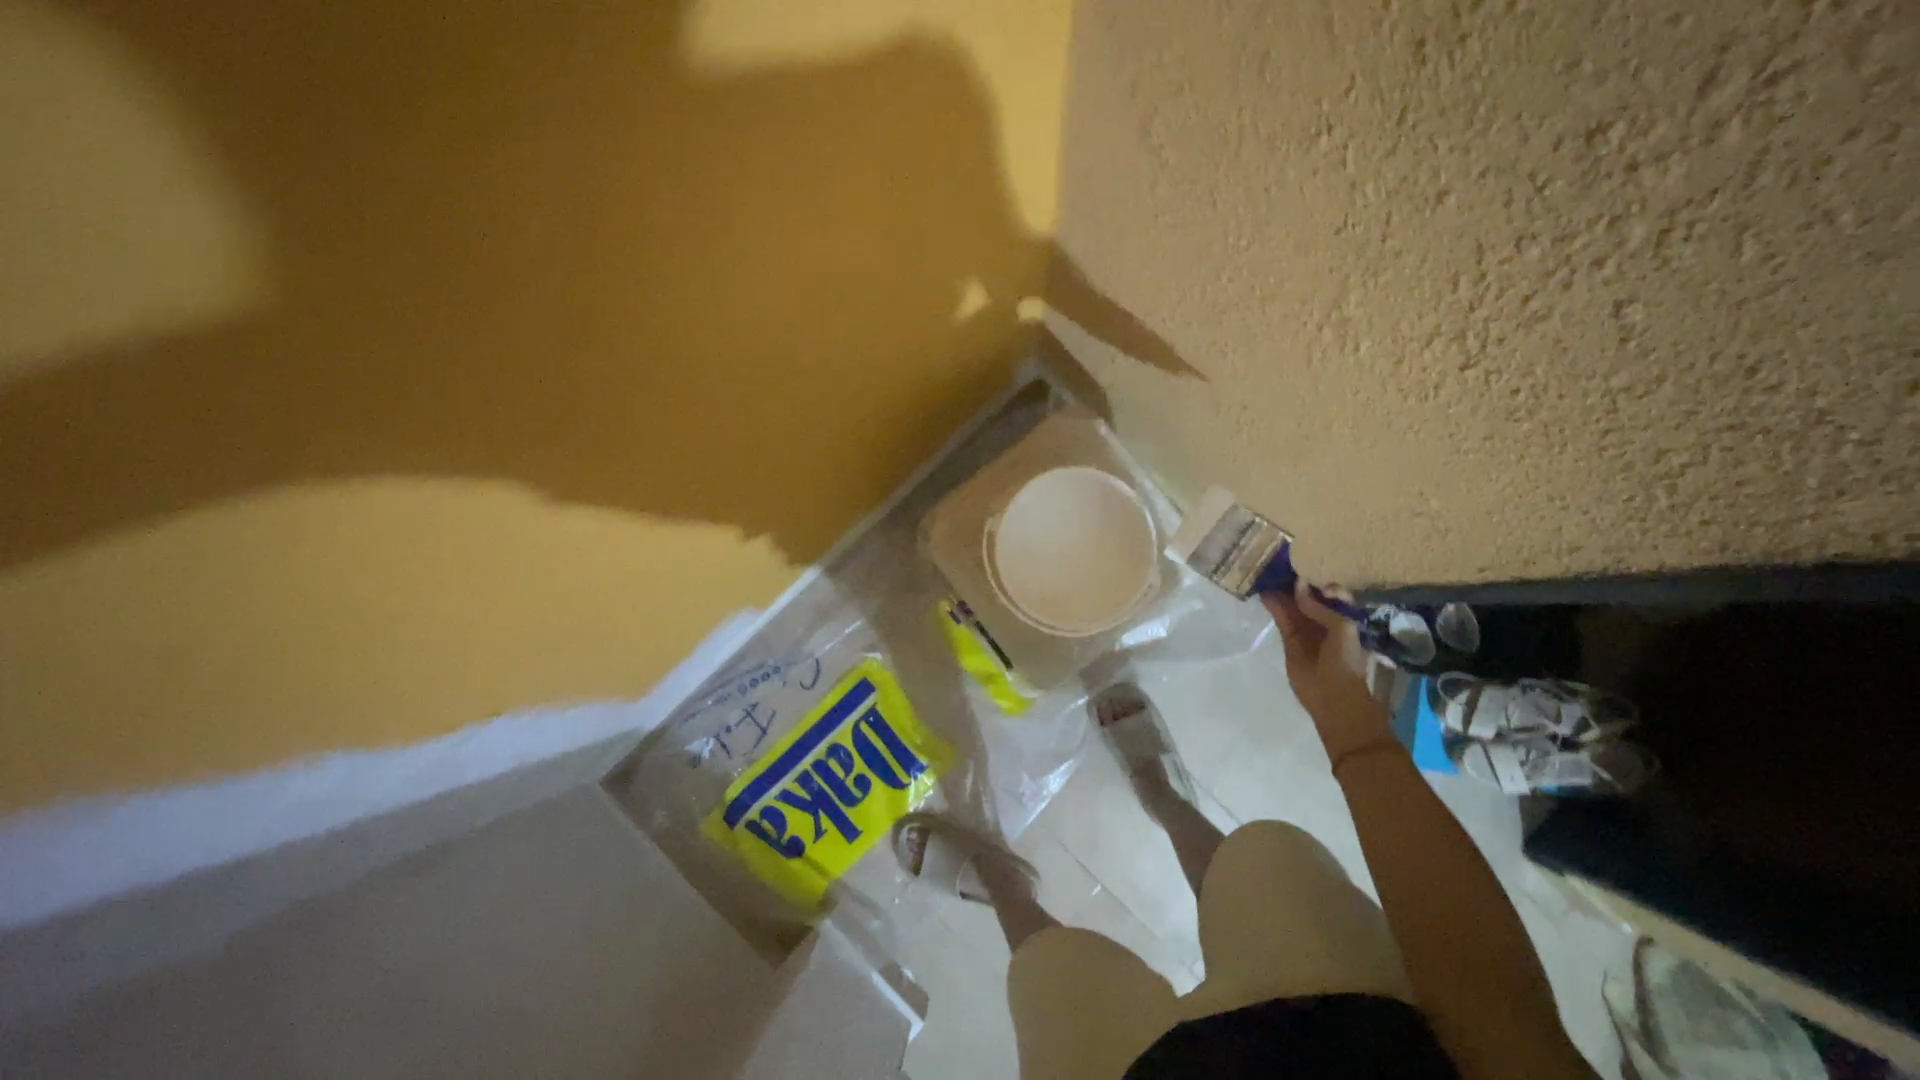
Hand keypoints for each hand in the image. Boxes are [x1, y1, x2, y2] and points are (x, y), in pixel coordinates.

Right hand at [1261, 580, 1391, 758]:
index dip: (1320, 582)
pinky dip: (1274, 605)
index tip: (1307, 569)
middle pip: (1309, 597)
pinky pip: (1281, 618)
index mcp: (1344, 617)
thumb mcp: (1342, 627)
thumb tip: (1299, 588)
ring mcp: (1306, 630)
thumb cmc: (1345, 658)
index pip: (1332, 593)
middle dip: (1297, 583)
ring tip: (1269, 574)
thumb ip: (1320, 607)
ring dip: (1282, 592)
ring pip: (1293, 605)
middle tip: (1281, 565)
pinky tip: (1265, 591)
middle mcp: (1324, 620)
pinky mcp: (1289, 638)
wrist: (1333, 693)